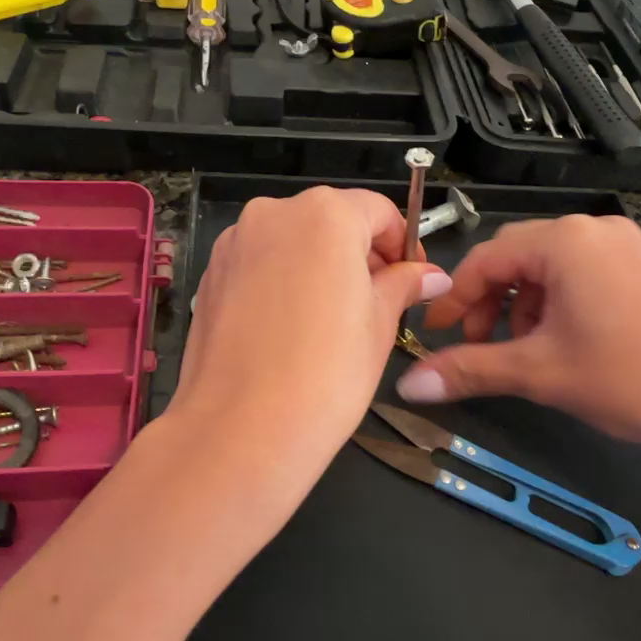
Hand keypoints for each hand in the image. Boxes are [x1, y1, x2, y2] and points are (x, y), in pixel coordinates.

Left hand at [167, 187, 449, 464]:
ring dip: (318, 265)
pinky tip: (288, 328)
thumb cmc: (327, 374)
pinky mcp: (210, 273)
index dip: (402, 244)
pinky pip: (258, 262)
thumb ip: (403, 285)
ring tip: (330, 320)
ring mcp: (235, 241)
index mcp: (325, 214)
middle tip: (377, 304)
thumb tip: (430, 275)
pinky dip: (280, 280)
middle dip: (359, 253)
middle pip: (331, 219)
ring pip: (292, 240)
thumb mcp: (379, 325)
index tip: (412, 280)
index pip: (378, 210)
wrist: (240, 430)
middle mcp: (274, 212)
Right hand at [399, 214, 640, 460]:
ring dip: (524, 305)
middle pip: (517, 257)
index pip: (485, 258)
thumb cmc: (633, 380)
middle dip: (489, 302)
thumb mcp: (541, 374)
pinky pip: (584, 273)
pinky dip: (559, 303)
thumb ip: (470, 370)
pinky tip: (564, 343)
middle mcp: (594, 230)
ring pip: (551, 267)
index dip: (455, 298)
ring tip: (523, 350)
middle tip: (477, 345)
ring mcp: (627, 246)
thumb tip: (411, 384)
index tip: (437, 333)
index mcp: (564, 242)